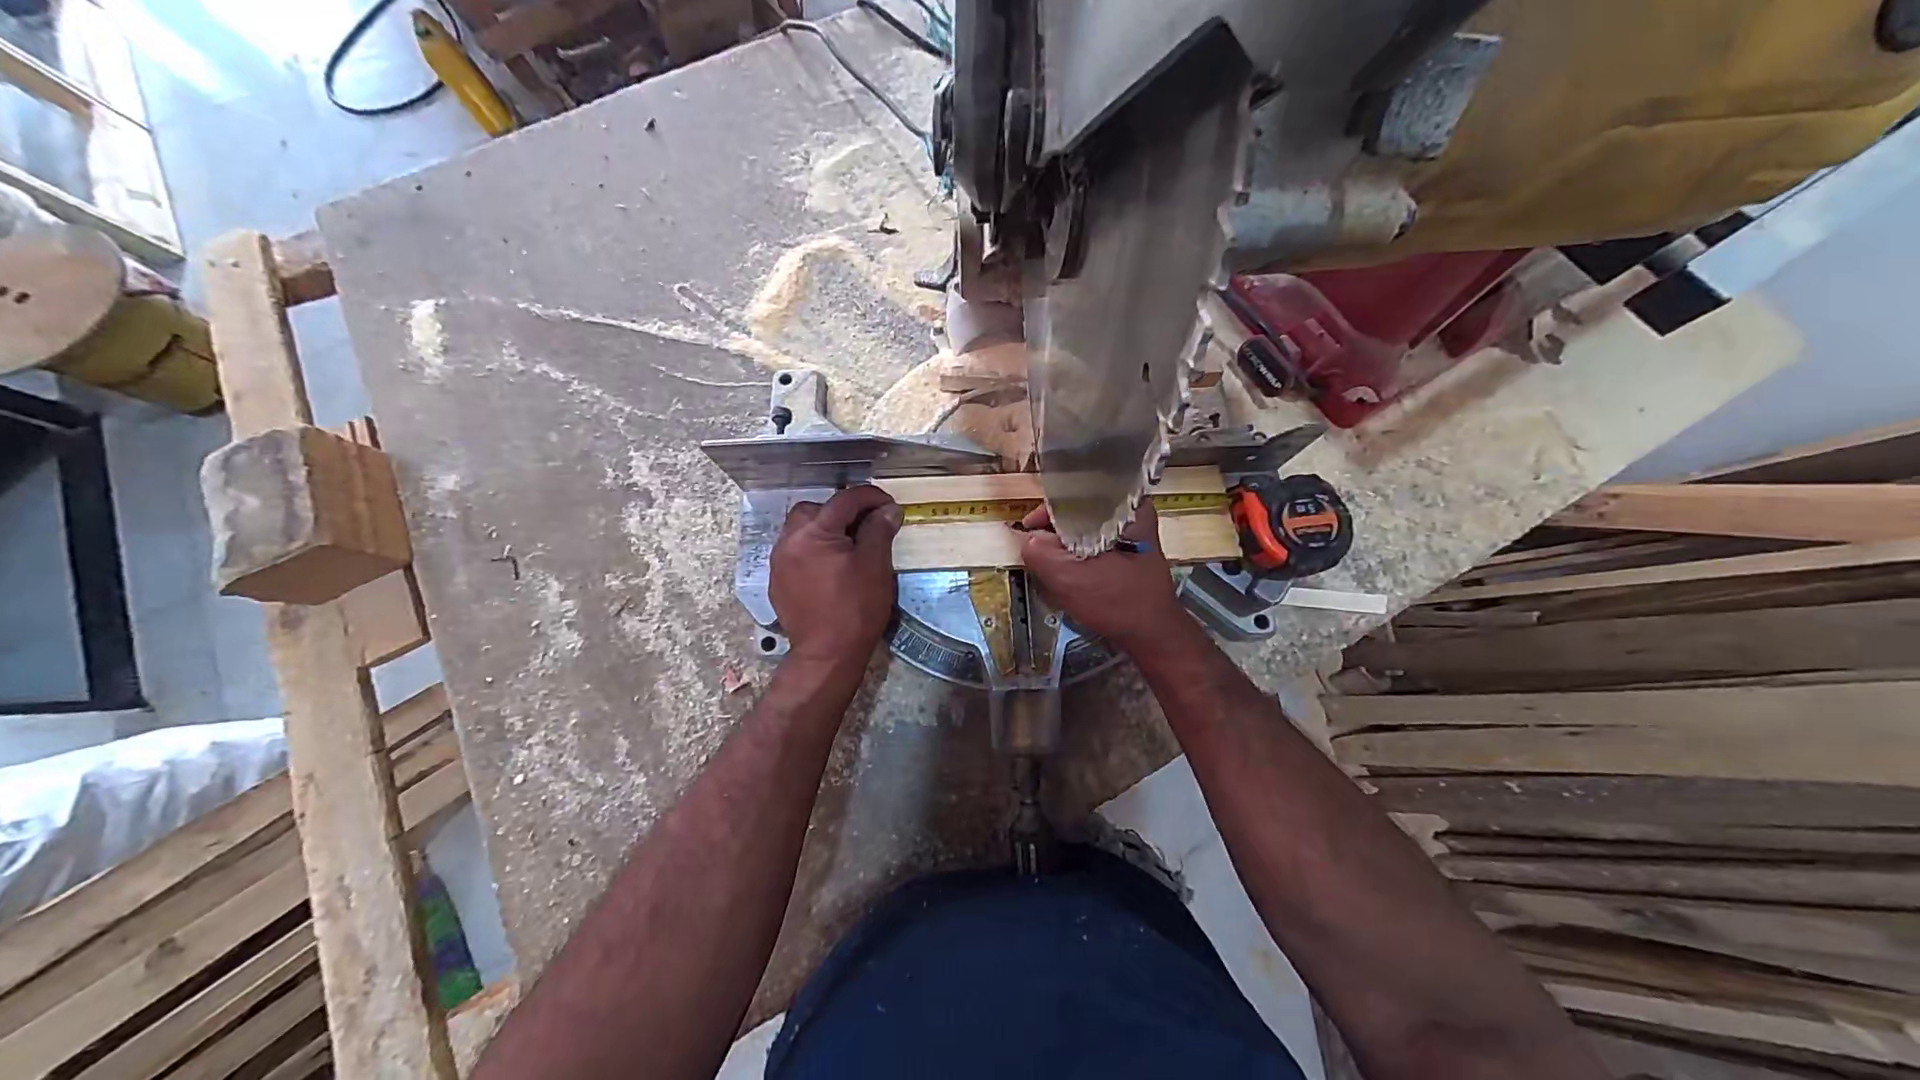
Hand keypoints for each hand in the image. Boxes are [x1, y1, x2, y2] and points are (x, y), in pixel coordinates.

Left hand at [769, 485, 902, 669]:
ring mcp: (779, 563)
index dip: (870, 497)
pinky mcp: (778, 582)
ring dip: (825, 529)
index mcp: (813, 533)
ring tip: (849, 544)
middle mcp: (789, 542)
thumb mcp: (875, 565)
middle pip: (815, 510)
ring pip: (801, 530)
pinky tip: (831, 566)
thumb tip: (888, 510)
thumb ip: (879, 531)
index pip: (844, 500)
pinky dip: (813, 549)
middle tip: (866, 524)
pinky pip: (795, 552)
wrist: (827, 655)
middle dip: (841, 511)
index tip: (889, 505)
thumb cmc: (855, 609)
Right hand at [1019, 500, 1186, 651]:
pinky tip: (1071, 574)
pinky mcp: (1130, 551)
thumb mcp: (1066, 575)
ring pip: (1086, 528)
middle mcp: (1133, 512)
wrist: (1152, 634)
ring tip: (1052, 565)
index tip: (1028, 531)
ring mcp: (1134, 532)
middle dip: (1055, 532)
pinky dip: (1078, 555)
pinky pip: (1095, 543)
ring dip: (1065, 546)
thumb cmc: (1115, 600)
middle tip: (1037, 552)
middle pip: (1079, 510)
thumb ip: (1037, 550)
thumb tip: (1030, 539)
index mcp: (1125, 505)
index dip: (1046, 512)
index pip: (1075, 493)